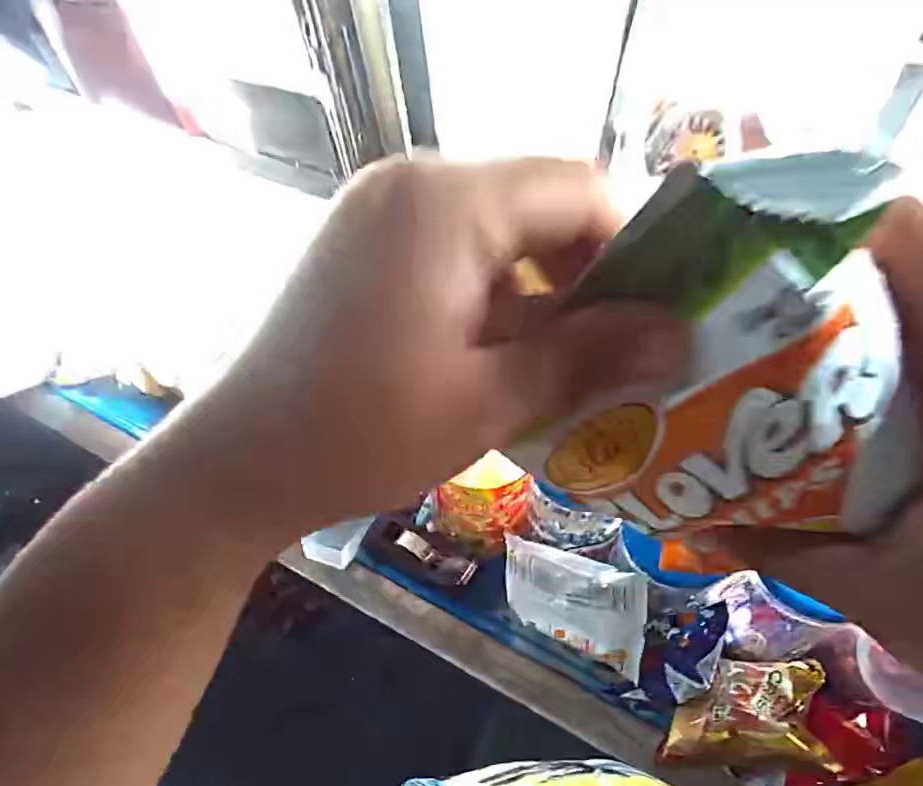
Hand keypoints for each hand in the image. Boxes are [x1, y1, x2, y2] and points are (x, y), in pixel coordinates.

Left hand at [148, 157, 687, 539]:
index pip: (579, 189)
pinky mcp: (357, 254)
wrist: (243, 464)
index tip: (652, 323)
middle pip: (534, 212)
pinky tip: (491, 369)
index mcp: (448, 202)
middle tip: (607, 361)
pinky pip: (447, 263)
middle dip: (581, 285)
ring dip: (533, 305)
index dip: (632, 252)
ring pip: (492, 243)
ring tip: (552, 378)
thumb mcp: (487, 401)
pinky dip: (483, 308)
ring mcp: (375, 217)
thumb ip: (585, 358)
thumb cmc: (364, 435)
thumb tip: (678, 335)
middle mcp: (410, 185)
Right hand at [719, 199, 922, 714]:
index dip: (909, 246)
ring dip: (895, 327)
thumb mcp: (864, 594)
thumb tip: (689, 524)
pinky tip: (861, 395)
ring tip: (807, 327)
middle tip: (784, 276)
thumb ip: (777, 549)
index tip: (832, 206)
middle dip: (878, 280)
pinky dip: (917, 369)